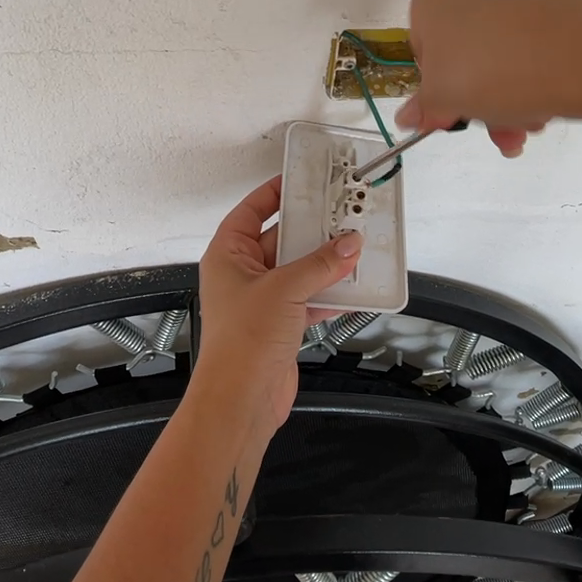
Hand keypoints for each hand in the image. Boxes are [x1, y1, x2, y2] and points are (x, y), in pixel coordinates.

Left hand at [194, 176, 362, 427]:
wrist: (242, 400)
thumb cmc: (243, 341)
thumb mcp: (285, 289)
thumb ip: (320, 265)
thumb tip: (348, 244)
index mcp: (228, 255)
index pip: (250, 211)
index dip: (273, 194)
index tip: (300, 181)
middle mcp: (242, 274)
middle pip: (280, 240)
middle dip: (310, 231)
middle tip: (340, 215)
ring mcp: (261, 300)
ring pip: (297, 270)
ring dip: (324, 264)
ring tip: (354, 249)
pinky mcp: (278, 325)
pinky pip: (307, 298)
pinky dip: (328, 294)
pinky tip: (352, 289)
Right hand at [397, 0, 581, 156]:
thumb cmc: (504, 69)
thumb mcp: (446, 100)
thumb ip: (425, 107)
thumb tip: (413, 114)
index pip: (424, 47)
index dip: (439, 88)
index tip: (456, 112)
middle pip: (468, 47)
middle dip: (481, 94)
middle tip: (498, 127)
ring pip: (506, 44)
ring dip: (512, 88)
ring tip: (531, 121)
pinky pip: (541, 34)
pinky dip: (542, 65)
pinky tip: (553, 97)